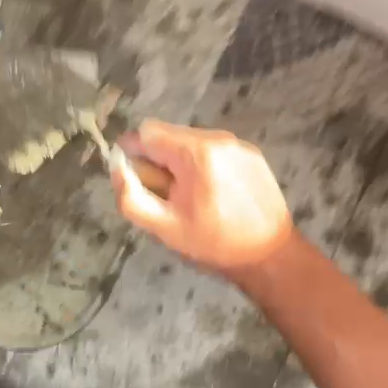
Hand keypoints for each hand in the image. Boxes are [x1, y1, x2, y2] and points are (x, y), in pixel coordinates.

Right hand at [112, 120, 295, 276]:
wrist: (270, 256)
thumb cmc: (213, 243)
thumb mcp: (162, 227)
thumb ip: (130, 196)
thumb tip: (117, 168)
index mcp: (196, 153)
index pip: (146, 132)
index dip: (132, 151)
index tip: (134, 177)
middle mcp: (218, 138)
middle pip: (168, 135)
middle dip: (157, 160)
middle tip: (165, 193)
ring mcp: (238, 144)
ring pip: (189, 141)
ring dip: (179, 162)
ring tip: (189, 196)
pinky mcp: (251, 153)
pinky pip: (212, 149)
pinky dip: (201, 165)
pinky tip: (212, 193)